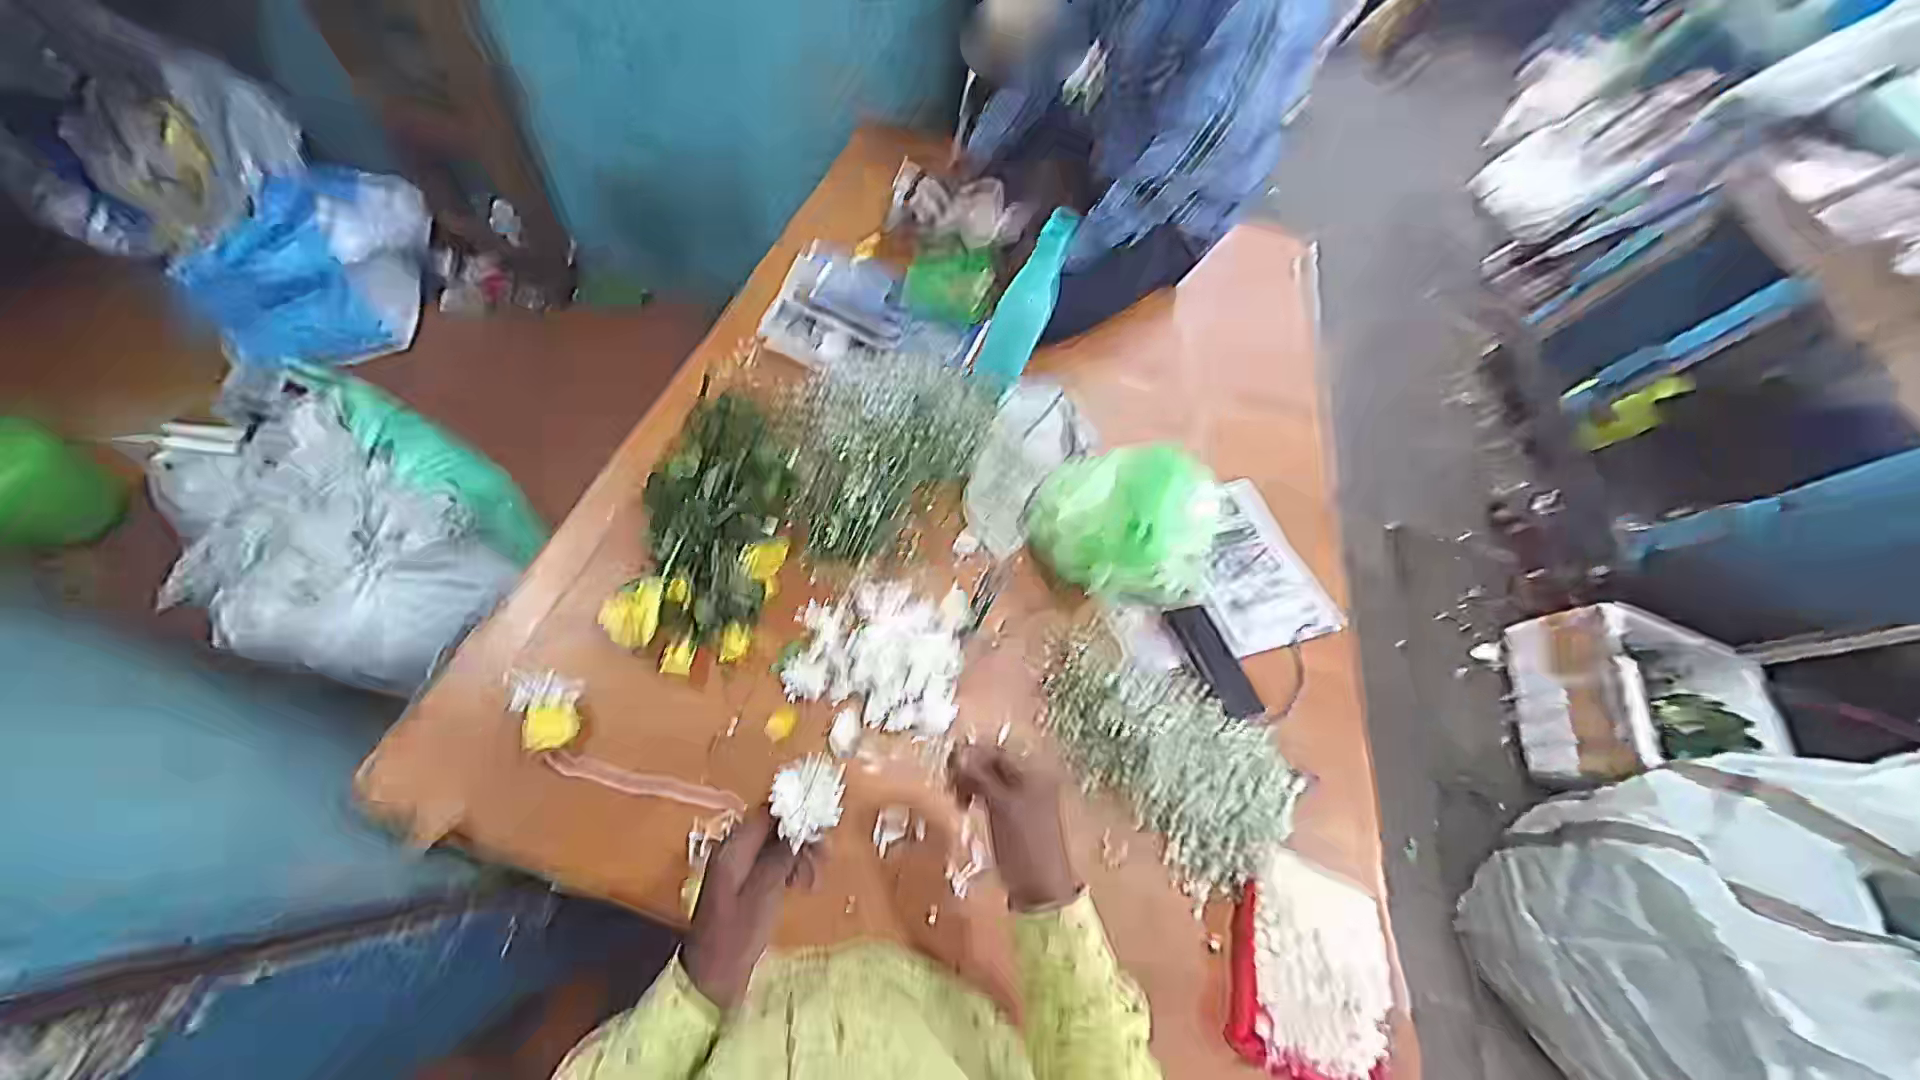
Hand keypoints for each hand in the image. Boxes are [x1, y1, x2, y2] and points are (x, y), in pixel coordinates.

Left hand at [680, 808, 815, 1008]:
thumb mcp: (764, 891)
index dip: (795, 813)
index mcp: (733, 848)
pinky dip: (790, 869)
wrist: (712, 981)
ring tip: (815, 878)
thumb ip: (781, 853)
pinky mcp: (746, 885)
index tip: (820, 824)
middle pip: (775, 828)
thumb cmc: (737, 935)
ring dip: (800, 856)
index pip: (767, 812)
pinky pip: (773, 864)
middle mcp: (735, 851)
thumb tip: (800, 824)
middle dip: (802, 838)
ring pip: (777, 846)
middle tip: (824, 856)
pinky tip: (803, 885)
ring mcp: (739, 868)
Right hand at [950, 745, 1080, 911]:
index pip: (996, 751)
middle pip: (992, 763)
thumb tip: (959, 753)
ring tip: (958, 800)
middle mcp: (1030, 780)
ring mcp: (1022, 798)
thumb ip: (981, 777)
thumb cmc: (1024, 845)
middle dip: (969, 770)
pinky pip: (991, 794)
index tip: (949, 767)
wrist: (1042, 891)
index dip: (971, 754)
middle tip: (951, 785)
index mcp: (1032, 772)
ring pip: (989, 779)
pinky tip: (966, 806)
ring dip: (969, 783)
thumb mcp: (1001, 806)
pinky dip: (976, 795)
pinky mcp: (1013, 815)